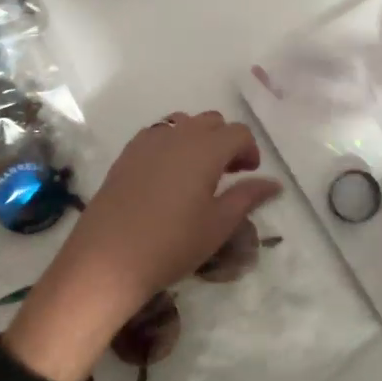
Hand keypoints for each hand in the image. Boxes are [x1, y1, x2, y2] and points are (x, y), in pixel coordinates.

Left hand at [3, 112, 279, 380]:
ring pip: (183, 123)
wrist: (107, 259)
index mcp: (205, 149)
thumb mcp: (218, 224)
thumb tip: (274, 183)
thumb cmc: (172, 244)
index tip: (248, 174)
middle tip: (227, 174)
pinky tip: (168, 176)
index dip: (249, 150)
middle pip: (211, 121)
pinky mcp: (126, 154)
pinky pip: (157, 134)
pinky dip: (171, 144)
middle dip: (225, 141)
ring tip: (197, 173)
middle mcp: (177, 135)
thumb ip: (247, 197)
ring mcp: (147, 142)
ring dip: (198, 139)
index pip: (238, 132)